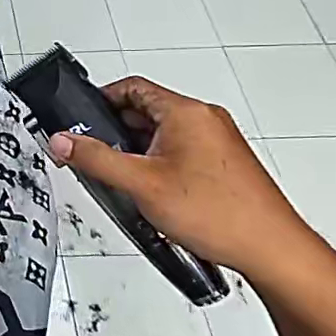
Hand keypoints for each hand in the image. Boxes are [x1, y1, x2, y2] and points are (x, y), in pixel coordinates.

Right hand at [47, 76, 319, 279]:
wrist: (269, 248)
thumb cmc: (222, 213)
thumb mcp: (141, 184)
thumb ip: (97, 159)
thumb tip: (65, 141)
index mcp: (186, 112)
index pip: (132, 88)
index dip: (102, 99)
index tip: (84, 116)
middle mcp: (205, 120)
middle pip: (146, 111)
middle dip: (117, 132)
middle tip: (98, 154)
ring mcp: (217, 141)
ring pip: (164, 134)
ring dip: (140, 152)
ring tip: (128, 181)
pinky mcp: (223, 163)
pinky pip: (182, 152)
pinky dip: (161, 165)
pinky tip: (155, 196)